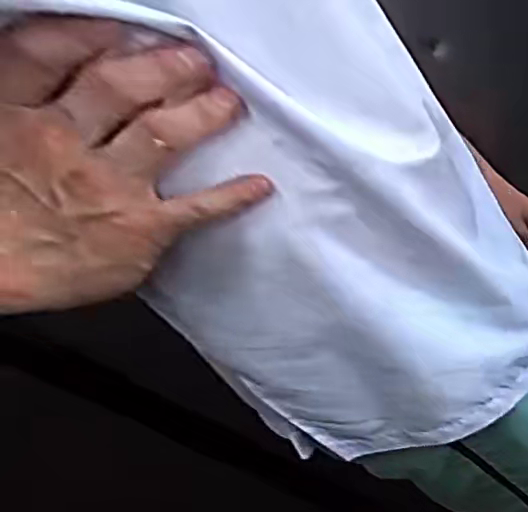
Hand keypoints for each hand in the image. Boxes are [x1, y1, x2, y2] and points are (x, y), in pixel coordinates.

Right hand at [0, 16, 272, 313]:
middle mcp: (60, 139)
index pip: (45, 55)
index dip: (88, 36)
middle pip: (118, 88)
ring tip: (230, 100)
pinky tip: (262, 184)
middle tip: (198, 60)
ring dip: (202, 113)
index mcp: (8, 112)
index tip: (125, 29)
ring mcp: (109, 183)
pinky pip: (201, 207)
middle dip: (163, 69)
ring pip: (162, 134)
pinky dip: (235, 195)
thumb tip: (37, 77)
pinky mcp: (146, 226)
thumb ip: (12, 104)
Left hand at [473, 153, 527, 275]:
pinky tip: (494, 243)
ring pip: (522, 234)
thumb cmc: (492, 196)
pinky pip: (506, 226)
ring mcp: (511, 206)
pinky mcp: (494, 202)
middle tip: (527, 273)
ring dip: (518, 248)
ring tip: (509, 260)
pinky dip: (504, 237)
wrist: (464, 167)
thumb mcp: (516, 232)